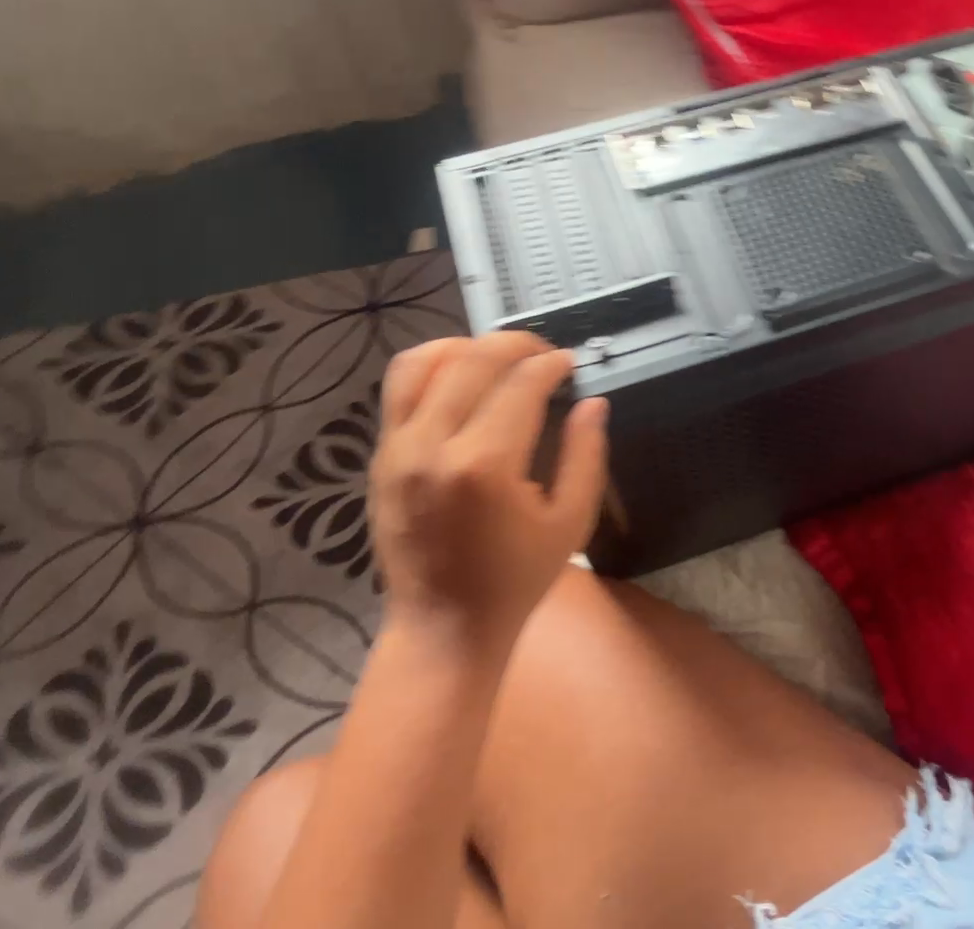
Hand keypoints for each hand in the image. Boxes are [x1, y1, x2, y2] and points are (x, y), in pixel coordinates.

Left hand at [367, 333, 608, 642]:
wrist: (444, 627)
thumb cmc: (516, 581)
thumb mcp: (570, 523)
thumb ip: (585, 455)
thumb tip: (593, 402)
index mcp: (484, 465)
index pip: (520, 385)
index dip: (551, 365)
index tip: (571, 364)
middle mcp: (432, 445)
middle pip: (471, 361)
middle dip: (514, 344)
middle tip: (543, 353)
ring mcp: (397, 448)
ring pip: (423, 362)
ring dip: (465, 347)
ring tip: (497, 358)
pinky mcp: (380, 457)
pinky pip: (398, 390)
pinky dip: (431, 369)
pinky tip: (459, 378)